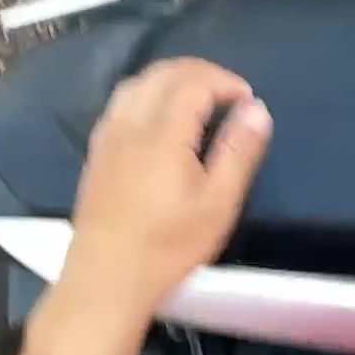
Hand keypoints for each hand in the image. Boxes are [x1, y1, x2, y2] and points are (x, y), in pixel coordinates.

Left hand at [46, 58, 272, 330]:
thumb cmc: (168, 246)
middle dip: (202, 72)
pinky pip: (121, 101)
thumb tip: (257, 109)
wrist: (105, 282)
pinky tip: (161, 116)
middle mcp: (131, 124)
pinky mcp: (97, 152)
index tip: (247, 100)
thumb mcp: (218, 204)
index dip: (225, 81)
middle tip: (229, 93)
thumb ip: (239, 151)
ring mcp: (108, 136)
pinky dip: (148, 92)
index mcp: (163, 133)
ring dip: (172, 78)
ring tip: (199, 97)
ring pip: (138, 82)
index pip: (195, 82)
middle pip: (164, 72)